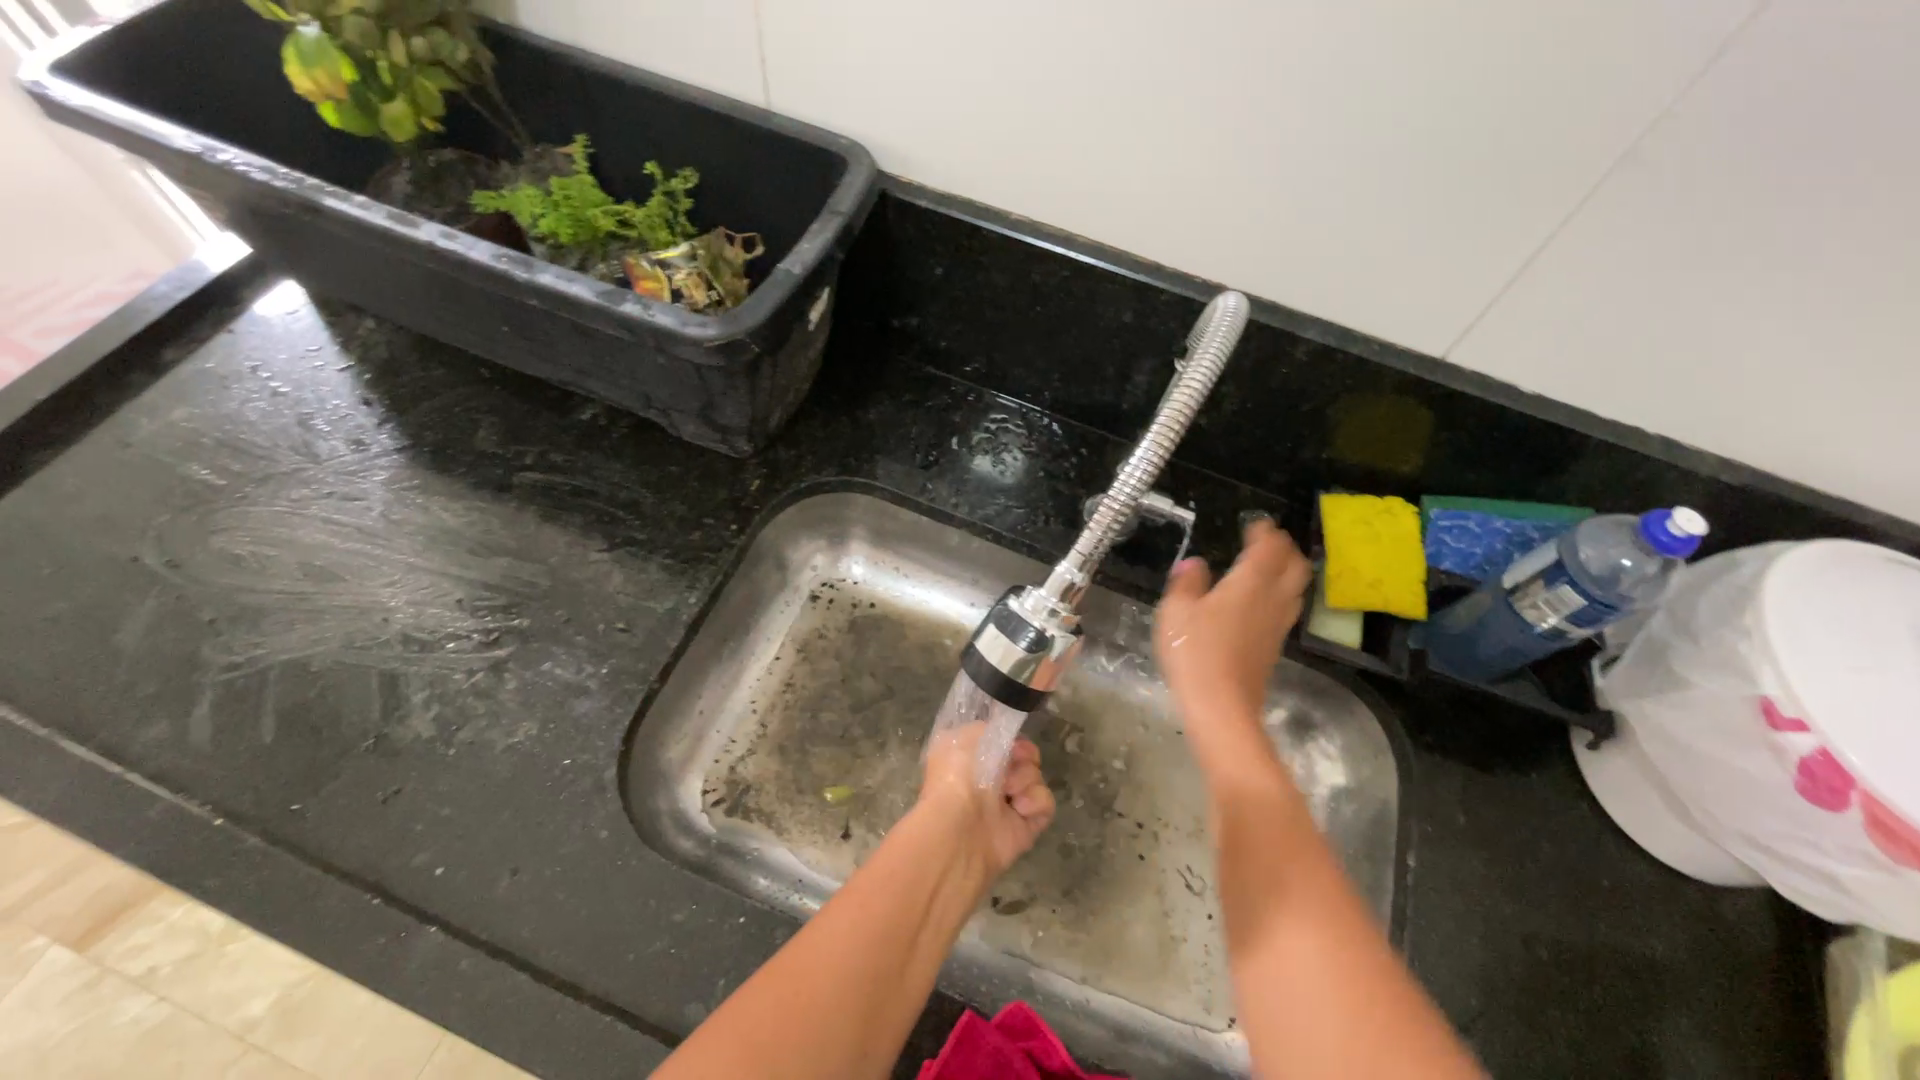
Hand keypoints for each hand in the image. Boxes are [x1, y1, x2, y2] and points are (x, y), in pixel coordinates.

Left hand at [920, 723, 1054, 878]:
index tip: (1012, 742)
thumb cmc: (958, 775)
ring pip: (1036, 777)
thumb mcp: (964, 736)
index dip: (1013, 740)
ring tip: (1008, 791)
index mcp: (972, 759)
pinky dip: (1035, 802)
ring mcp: (1010, 805)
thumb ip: (989, 729)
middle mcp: (991, 781)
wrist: (959, 824)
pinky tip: (1018, 808)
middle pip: (1026, 758)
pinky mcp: (1028, 826)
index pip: (1005, 743)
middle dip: (1024, 756)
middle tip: (1012, 764)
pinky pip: (1045, 803)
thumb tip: (1006, 740)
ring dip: (1025, 779)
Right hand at [1155, 518, 1313, 774]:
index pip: (1269, 546)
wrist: (1222, 707)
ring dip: (1287, 572)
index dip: (1265, 531)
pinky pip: (1286, 610)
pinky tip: (1261, 605)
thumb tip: (1194, 564)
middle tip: (1269, 543)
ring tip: (1269, 569)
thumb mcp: (1176, 611)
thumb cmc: (1195, 653)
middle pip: (1295, 565)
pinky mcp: (1275, 648)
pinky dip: (1280, 596)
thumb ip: (1186, 583)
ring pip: (1296, 589)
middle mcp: (1273, 598)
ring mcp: (1278, 625)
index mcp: (1250, 582)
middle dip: (1285, 549)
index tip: (1256, 524)